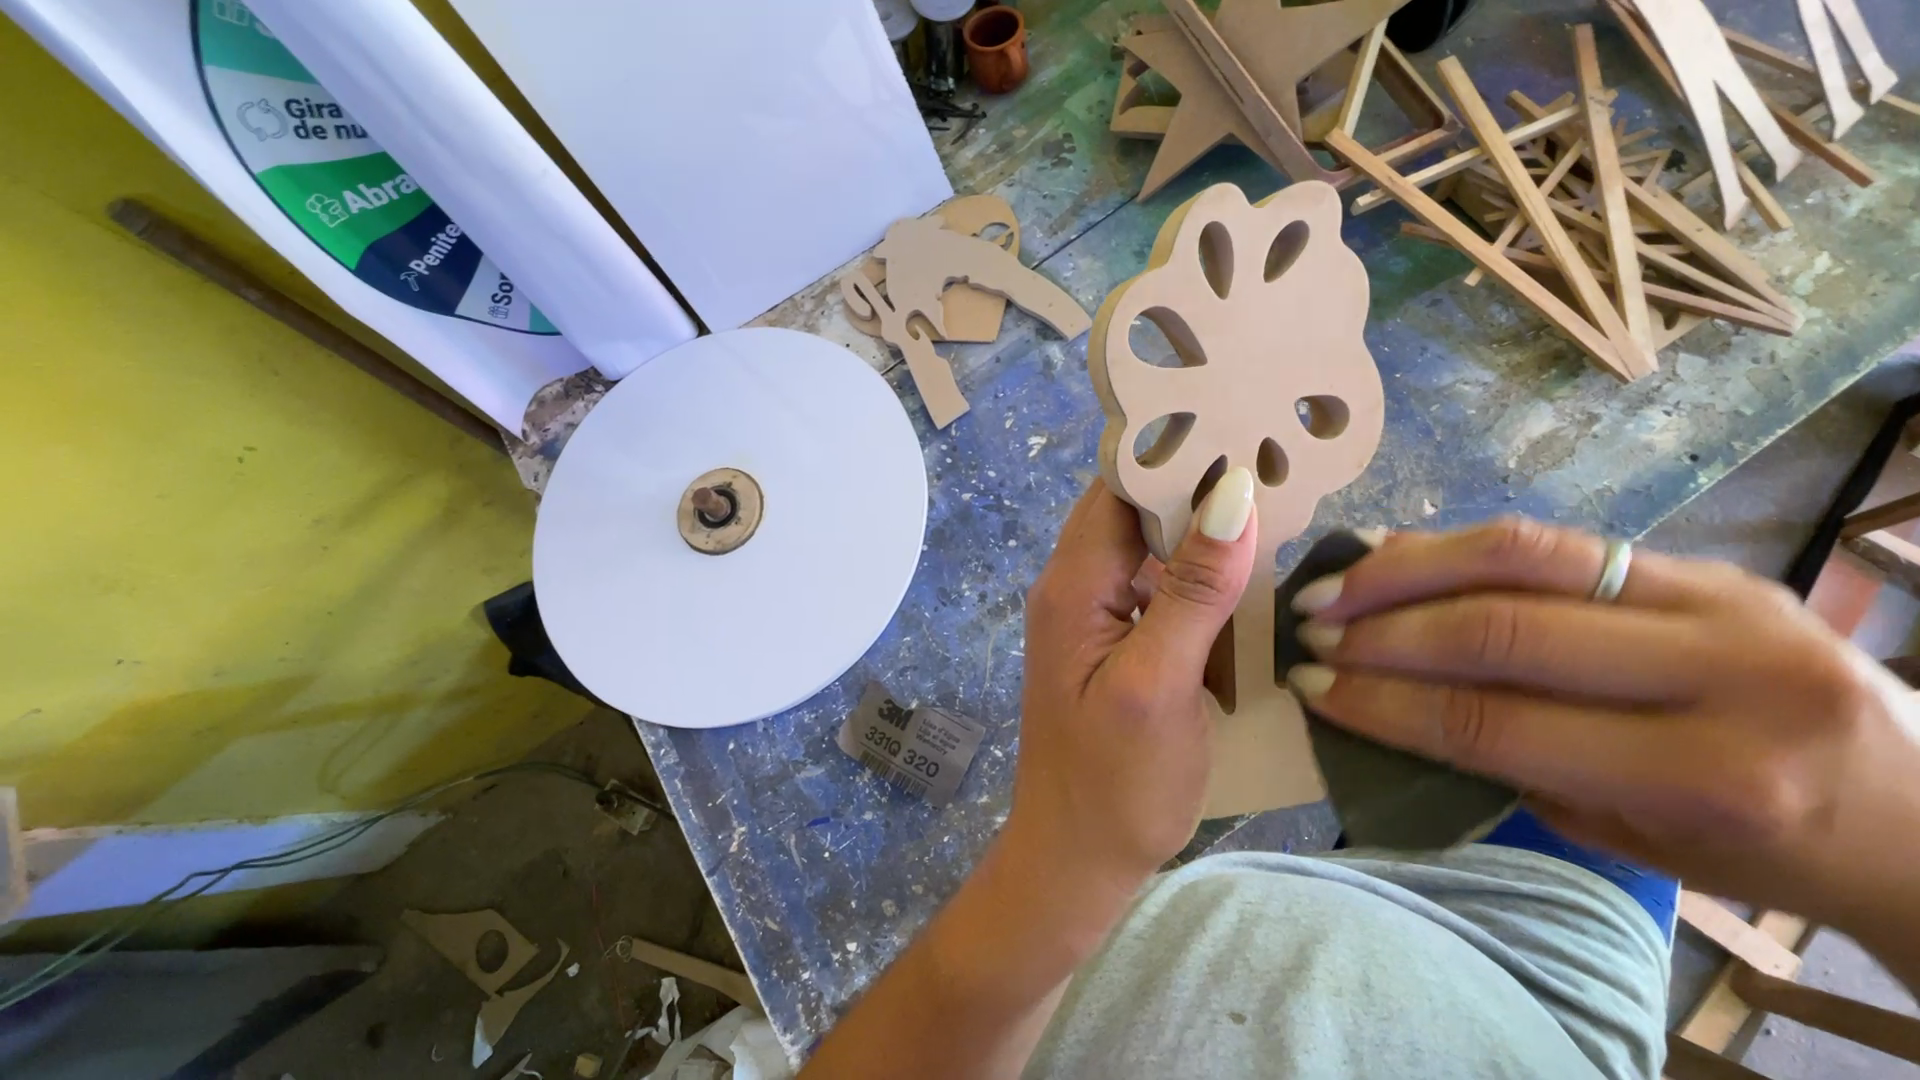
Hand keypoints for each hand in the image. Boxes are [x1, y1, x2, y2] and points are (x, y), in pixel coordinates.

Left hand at [1007, 470, 1257, 898]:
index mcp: (1072, 586)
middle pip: (1132, 512)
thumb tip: (1232, 493)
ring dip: (1202, 540)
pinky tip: (1246, 590)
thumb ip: (1192, 590)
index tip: (1241, 429)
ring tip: (1274, 520)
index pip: (1117, 488)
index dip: (1174, 456)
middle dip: (1197, 493)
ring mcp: (1093, 618)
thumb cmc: (1115, 783)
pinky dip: (1198, 585)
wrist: (1077, 860)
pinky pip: (1156, 592)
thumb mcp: (1159, 683)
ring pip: (1148, 551)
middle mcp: (1074, 589)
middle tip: (1276, 472)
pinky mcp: (1116, 647)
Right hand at [1285, 517, 1919, 935]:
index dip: (1387, 704)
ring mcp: (1724, 596)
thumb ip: (1511, 756)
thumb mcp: (1624, 831)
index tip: (1312, 688)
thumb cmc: (1750, 847)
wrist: (1915, 806)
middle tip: (1310, 629)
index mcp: (1709, 774)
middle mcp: (1727, 671)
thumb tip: (1385, 691)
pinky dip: (1459, 547)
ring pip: (1526, 555)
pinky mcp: (1706, 562)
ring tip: (1336, 582)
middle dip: (1385, 629)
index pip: (1498, 723)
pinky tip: (1398, 556)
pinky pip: (1555, 540)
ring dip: (1409, 568)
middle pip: (1505, 628)